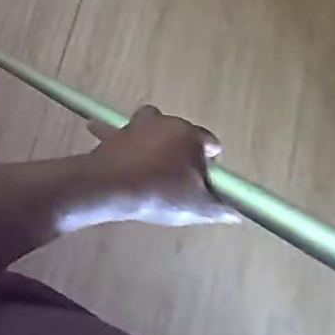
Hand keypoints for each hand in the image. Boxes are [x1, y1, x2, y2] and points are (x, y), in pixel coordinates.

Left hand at [75, 105, 239, 226]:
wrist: (113, 186)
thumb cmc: (163, 193)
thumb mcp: (201, 207)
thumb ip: (220, 208)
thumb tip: (234, 213)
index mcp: (188, 134)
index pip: (209, 142)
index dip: (211, 162)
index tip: (207, 179)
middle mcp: (162, 121)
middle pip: (179, 131)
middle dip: (182, 149)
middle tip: (180, 175)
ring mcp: (135, 124)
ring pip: (148, 122)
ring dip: (151, 135)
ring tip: (152, 157)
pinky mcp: (113, 132)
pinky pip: (113, 129)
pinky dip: (111, 134)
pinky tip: (101, 135)